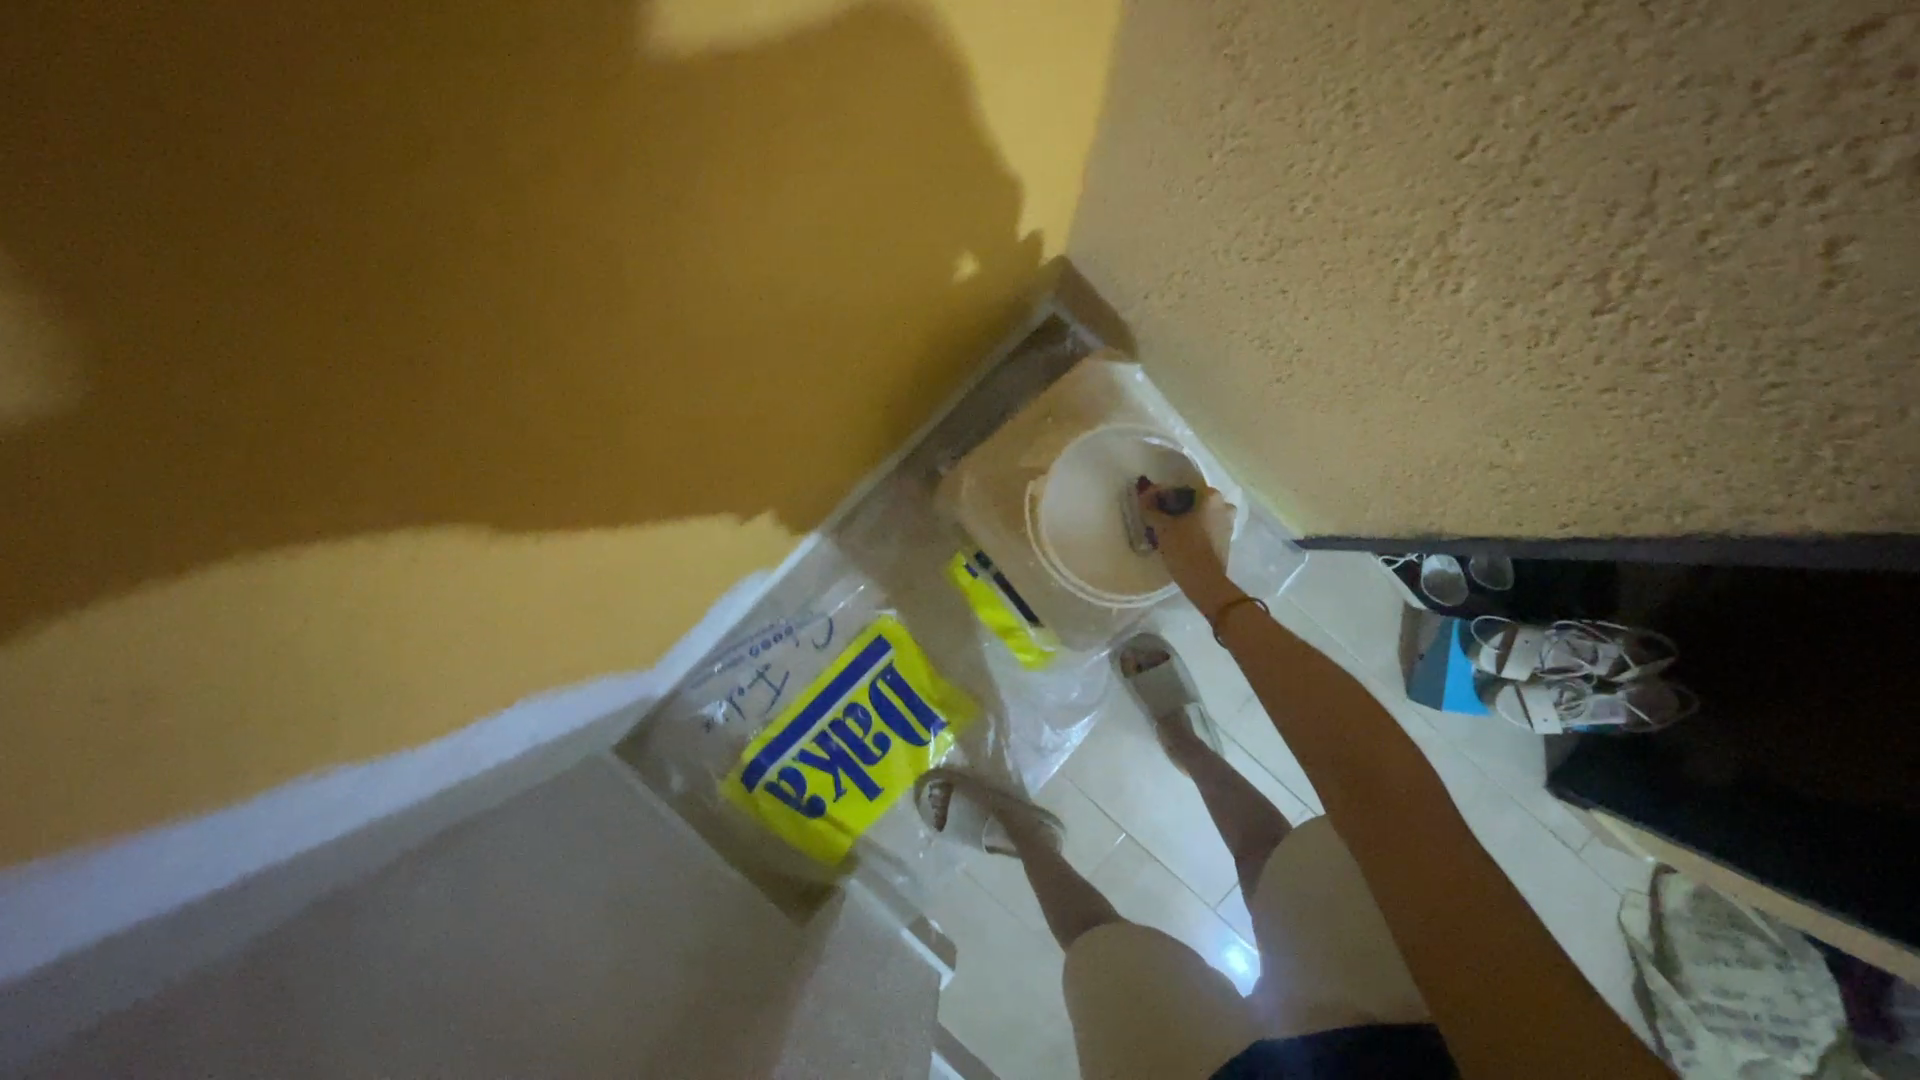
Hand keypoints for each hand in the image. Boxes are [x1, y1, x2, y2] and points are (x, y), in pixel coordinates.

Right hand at [1136, 481, 1241, 613]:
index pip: (1183, 489)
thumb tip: (1144, 494)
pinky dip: (1195, 530)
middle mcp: (1224, 506)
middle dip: (1177, 508)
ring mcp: (1229, 524)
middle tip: (1160, 518)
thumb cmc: (1184, 548)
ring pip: (1202, 516)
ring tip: (1168, 531)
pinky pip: (1208, 528)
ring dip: (1186, 520)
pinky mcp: (1226, 541)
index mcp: (1211, 497)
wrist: (1204, 581)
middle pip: (1195, 502)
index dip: (1165, 496)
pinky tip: (1181, 540)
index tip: (1151, 505)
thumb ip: (1151, 508)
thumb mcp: (1162, 527)